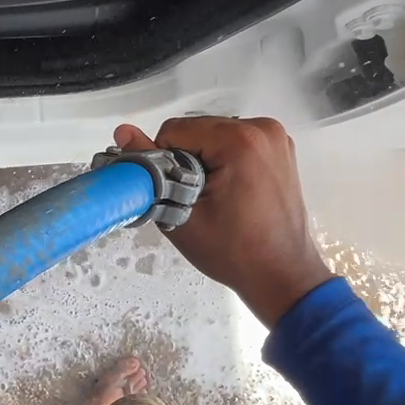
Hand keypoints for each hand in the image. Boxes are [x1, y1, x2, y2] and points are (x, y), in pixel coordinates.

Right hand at [116, 117, 333, 326]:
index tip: (173, 192)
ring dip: (202, 160)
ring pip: (213, 135)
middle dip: (184, 160)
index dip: (163, 161)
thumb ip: (149, 169)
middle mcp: (262, 129)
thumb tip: (122, 132)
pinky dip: (222, 160)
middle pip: (196, 129)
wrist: (282, 274)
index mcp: (240, 141)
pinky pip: (235, 142)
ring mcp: (275, 137)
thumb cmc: (232, 252)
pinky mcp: (280, 149)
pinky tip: (228, 191)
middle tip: (191, 199)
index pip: (175, 131)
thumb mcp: (180, 214)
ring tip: (211, 198)